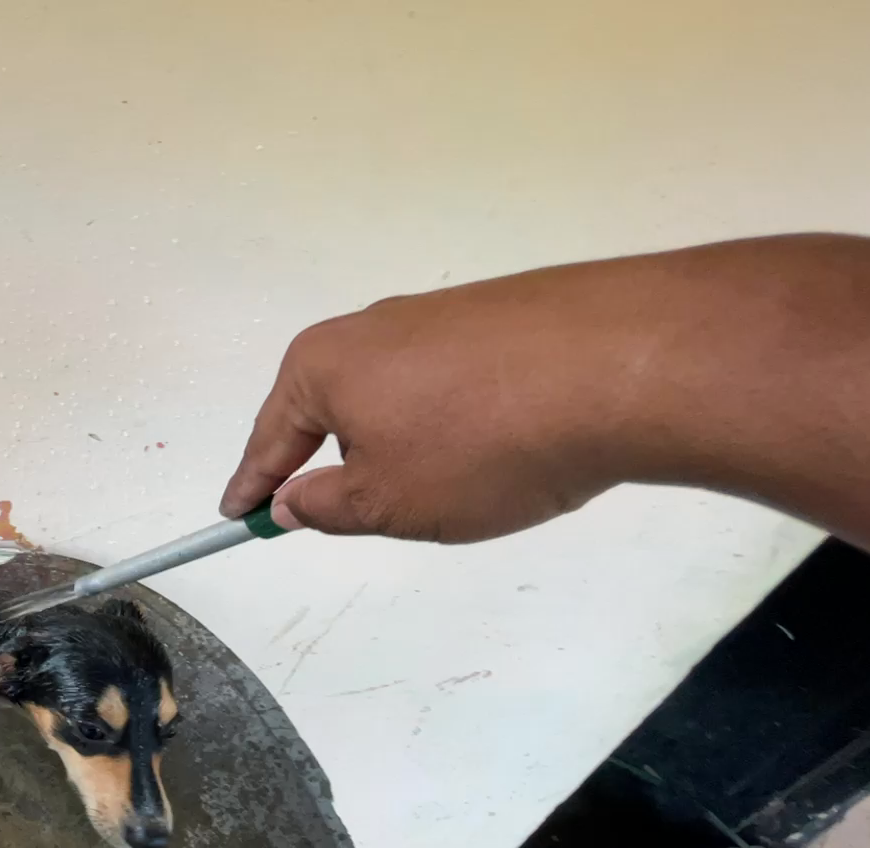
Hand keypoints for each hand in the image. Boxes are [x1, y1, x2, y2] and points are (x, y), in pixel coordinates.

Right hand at [219, 234, 869, 543]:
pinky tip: (484, 443)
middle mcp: (367, 329)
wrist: (637, 366)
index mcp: (320, 367)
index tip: (232, 514)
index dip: (250, 486)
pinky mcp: (500, 311)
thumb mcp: (384, 503)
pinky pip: (443, 378)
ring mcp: (436, 314)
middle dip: (321, 458)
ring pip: (386, 394)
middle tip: (324, 505)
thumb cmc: (478, 446)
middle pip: (323, 408)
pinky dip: (444, 417)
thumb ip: (321, 508)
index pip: (267, 441)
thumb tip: (290, 503)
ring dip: (388, 439)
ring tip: (430, 481)